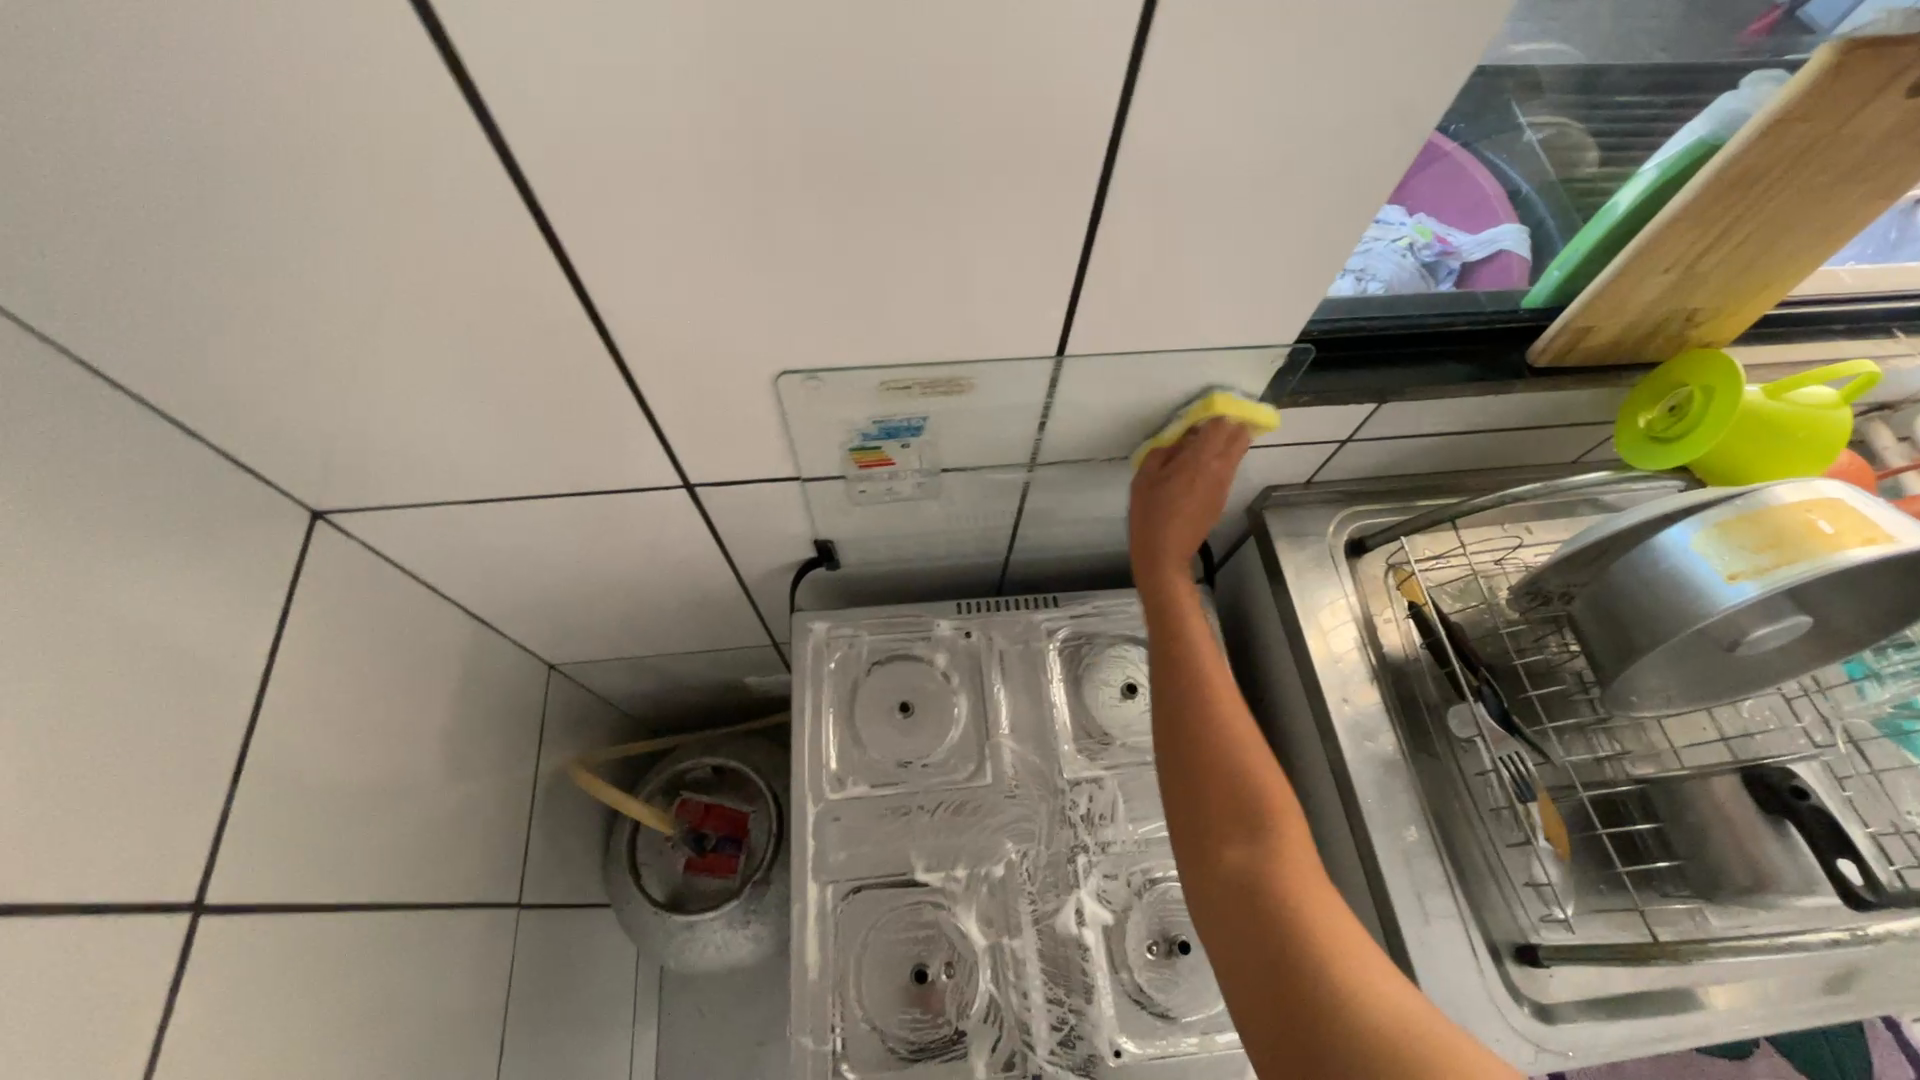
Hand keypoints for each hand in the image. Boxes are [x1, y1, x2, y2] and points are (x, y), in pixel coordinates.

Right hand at [1129, 418, 1250, 585]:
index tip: (1199, 415)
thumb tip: (1181, 437)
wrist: (1164, 554)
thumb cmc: (1149, 514)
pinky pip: (1227, 470)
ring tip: (1197, 450)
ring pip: (1237, 453)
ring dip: (1223, 444)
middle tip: (1205, 427)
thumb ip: (1164, 450)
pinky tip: (1194, 473)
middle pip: (1240, 435)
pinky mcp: (1222, 499)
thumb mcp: (1145, 477)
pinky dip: (1218, 463)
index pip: (1222, 424)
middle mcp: (1219, 469)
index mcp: (1199, 460)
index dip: (1214, 414)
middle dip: (1229, 425)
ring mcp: (1224, 485)